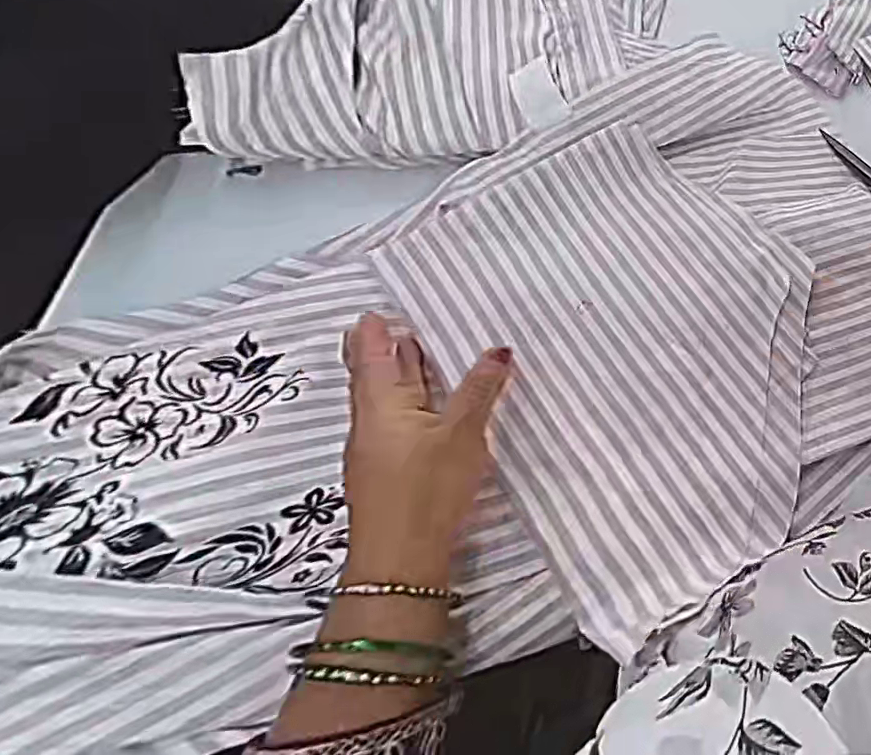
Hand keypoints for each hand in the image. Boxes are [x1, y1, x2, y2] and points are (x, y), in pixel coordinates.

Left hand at [339, 313, 512, 587]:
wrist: (401, 558)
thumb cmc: (427, 488)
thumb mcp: (462, 433)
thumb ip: (480, 390)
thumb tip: (498, 349)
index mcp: (382, 408)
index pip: (372, 361)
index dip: (372, 335)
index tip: (372, 311)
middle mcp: (373, 423)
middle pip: (375, 378)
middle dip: (383, 350)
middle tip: (393, 322)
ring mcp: (380, 447)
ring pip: (389, 398)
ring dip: (400, 372)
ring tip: (414, 348)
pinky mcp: (393, 465)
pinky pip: (400, 416)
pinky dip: (413, 395)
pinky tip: (431, 396)